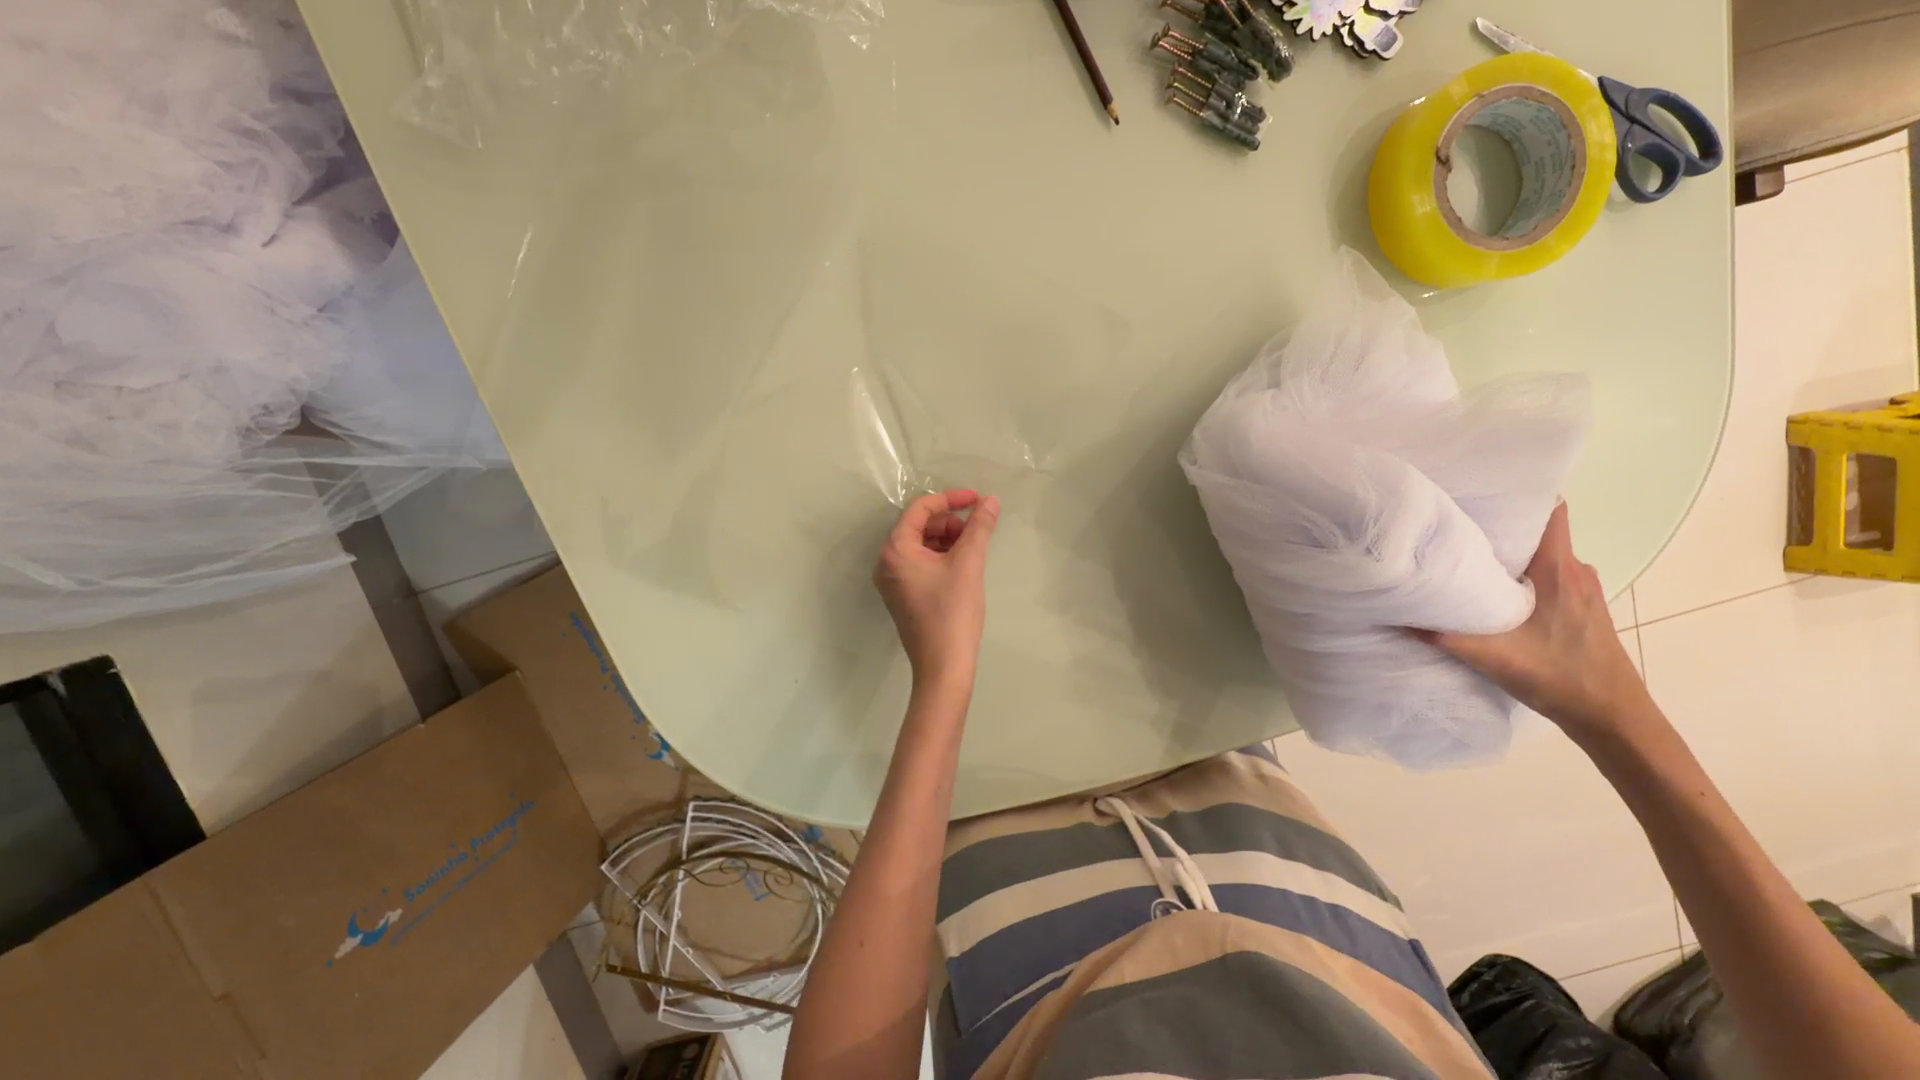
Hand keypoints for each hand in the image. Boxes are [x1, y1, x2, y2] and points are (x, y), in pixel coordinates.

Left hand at [873, 489, 1000, 693]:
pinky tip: (963, 565)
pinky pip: (919, 564)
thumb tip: (991, 501)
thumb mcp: (969, 564)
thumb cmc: (953, 612)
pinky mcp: (902, 597)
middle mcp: (886, 562)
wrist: (943, 666)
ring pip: (920, 546)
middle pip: (918, 526)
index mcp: (895, 550)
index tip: (978, 500)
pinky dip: (940, 557)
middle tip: (977, 529)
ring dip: (946, 539)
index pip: (920, 509)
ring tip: (973, 547)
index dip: (950, 499)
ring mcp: (892, 582)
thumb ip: (979, 527)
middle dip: (949, 521)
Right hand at [1417, 503, 1655, 740]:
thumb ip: (1443, 634)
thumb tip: (1396, 614)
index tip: (1481, 494)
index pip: (1550, 510)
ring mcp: (1585, 593)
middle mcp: (1576, 572)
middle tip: (1458, 531)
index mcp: (1558, 569)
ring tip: (1471, 565)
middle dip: (1501, 529)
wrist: (1613, 718)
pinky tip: (1498, 600)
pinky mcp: (1585, 612)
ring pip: (1545, 559)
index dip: (1519, 496)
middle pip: (1539, 533)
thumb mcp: (1493, 657)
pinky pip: (1551, 580)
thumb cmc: (1560, 677)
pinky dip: (1526, 581)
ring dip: (1513, 560)